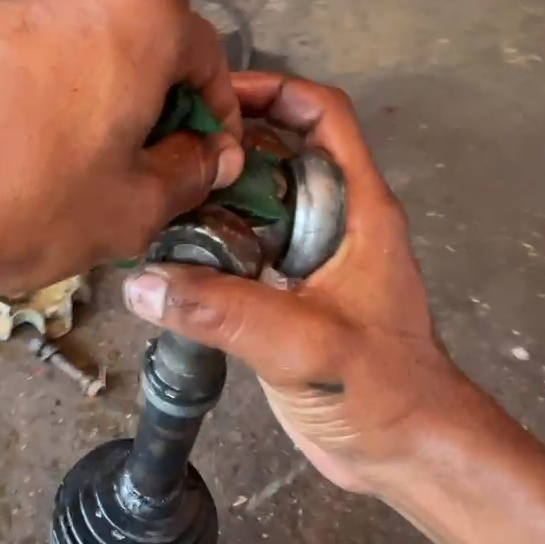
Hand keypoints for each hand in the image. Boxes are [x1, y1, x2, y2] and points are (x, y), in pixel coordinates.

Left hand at [0, 0, 243, 295]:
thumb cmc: (21, 199)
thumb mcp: (128, 209)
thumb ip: (186, 176)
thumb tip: (211, 156)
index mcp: (144, 14)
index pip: (209, 54)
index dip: (216, 115)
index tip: (207, 161)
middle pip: (153, 14)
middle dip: (166, 74)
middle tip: (150, 142)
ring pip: (92, 23)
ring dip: (110, 74)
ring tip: (91, 147)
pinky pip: (39, 38)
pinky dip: (57, 77)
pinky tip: (33, 136)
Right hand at [119, 73, 482, 495]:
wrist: (404, 452)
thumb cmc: (379, 390)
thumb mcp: (304, 344)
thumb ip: (224, 312)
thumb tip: (140, 283)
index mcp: (358, 210)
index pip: (323, 117)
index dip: (273, 91)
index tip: (210, 97)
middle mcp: (333, 225)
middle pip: (278, 156)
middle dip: (225, 145)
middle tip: (160, 149)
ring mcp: (309, 264)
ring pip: (257, 207)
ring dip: (212, 198)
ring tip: (153, 196)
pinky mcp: (287, 300)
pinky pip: (243, 255)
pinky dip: (208, 247)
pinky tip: (167, 258)